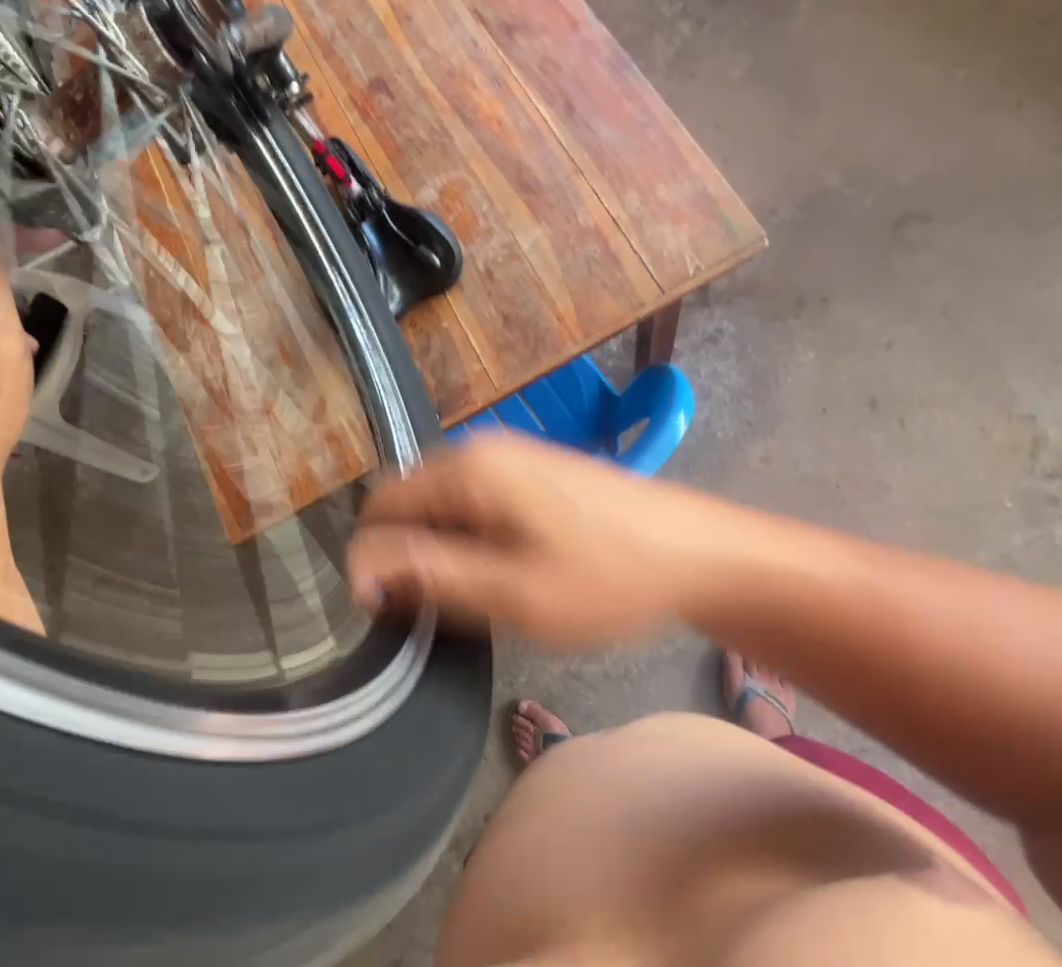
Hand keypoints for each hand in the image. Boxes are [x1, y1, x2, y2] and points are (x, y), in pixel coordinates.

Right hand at [346, 434, 802, 649]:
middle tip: (447, 609)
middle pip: (407, 503)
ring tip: (483, 593)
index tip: (397, 613)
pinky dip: (471, 538)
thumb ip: (428, 575)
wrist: (703, 555)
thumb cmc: (608, 579)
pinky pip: (472, 502)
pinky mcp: (531, 469)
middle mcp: (478, 448)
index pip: (378, 508)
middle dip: (410, 555)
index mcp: (465, 469)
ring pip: (440, 505)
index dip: (375, 562)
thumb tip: (358, 567)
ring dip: (442, 550)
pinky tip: (509, 570)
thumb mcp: (512, 593)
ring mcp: (508, 455)